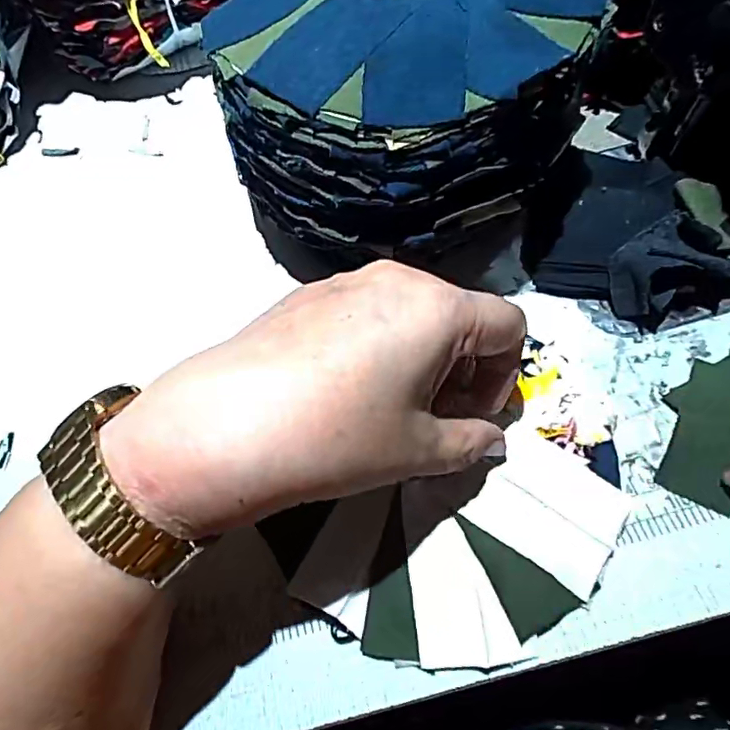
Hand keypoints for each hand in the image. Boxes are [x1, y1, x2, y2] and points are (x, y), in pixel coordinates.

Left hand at [98, 261, 523, 537]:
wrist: (220, 428)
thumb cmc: (336, 438)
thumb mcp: (417, 450)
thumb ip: (472, 442)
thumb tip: (492, 439)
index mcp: (438, 308)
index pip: (510, 324)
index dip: (505, 375)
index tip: (472, 416)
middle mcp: (399, 279)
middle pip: (463, 314)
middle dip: (466, 367)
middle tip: (438, 418)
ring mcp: (350, 280)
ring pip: (417, 311)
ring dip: (427, 356)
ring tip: (392, 406)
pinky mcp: (311, 292)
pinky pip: (373, 310)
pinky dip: (385, 344)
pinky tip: (348, 388)